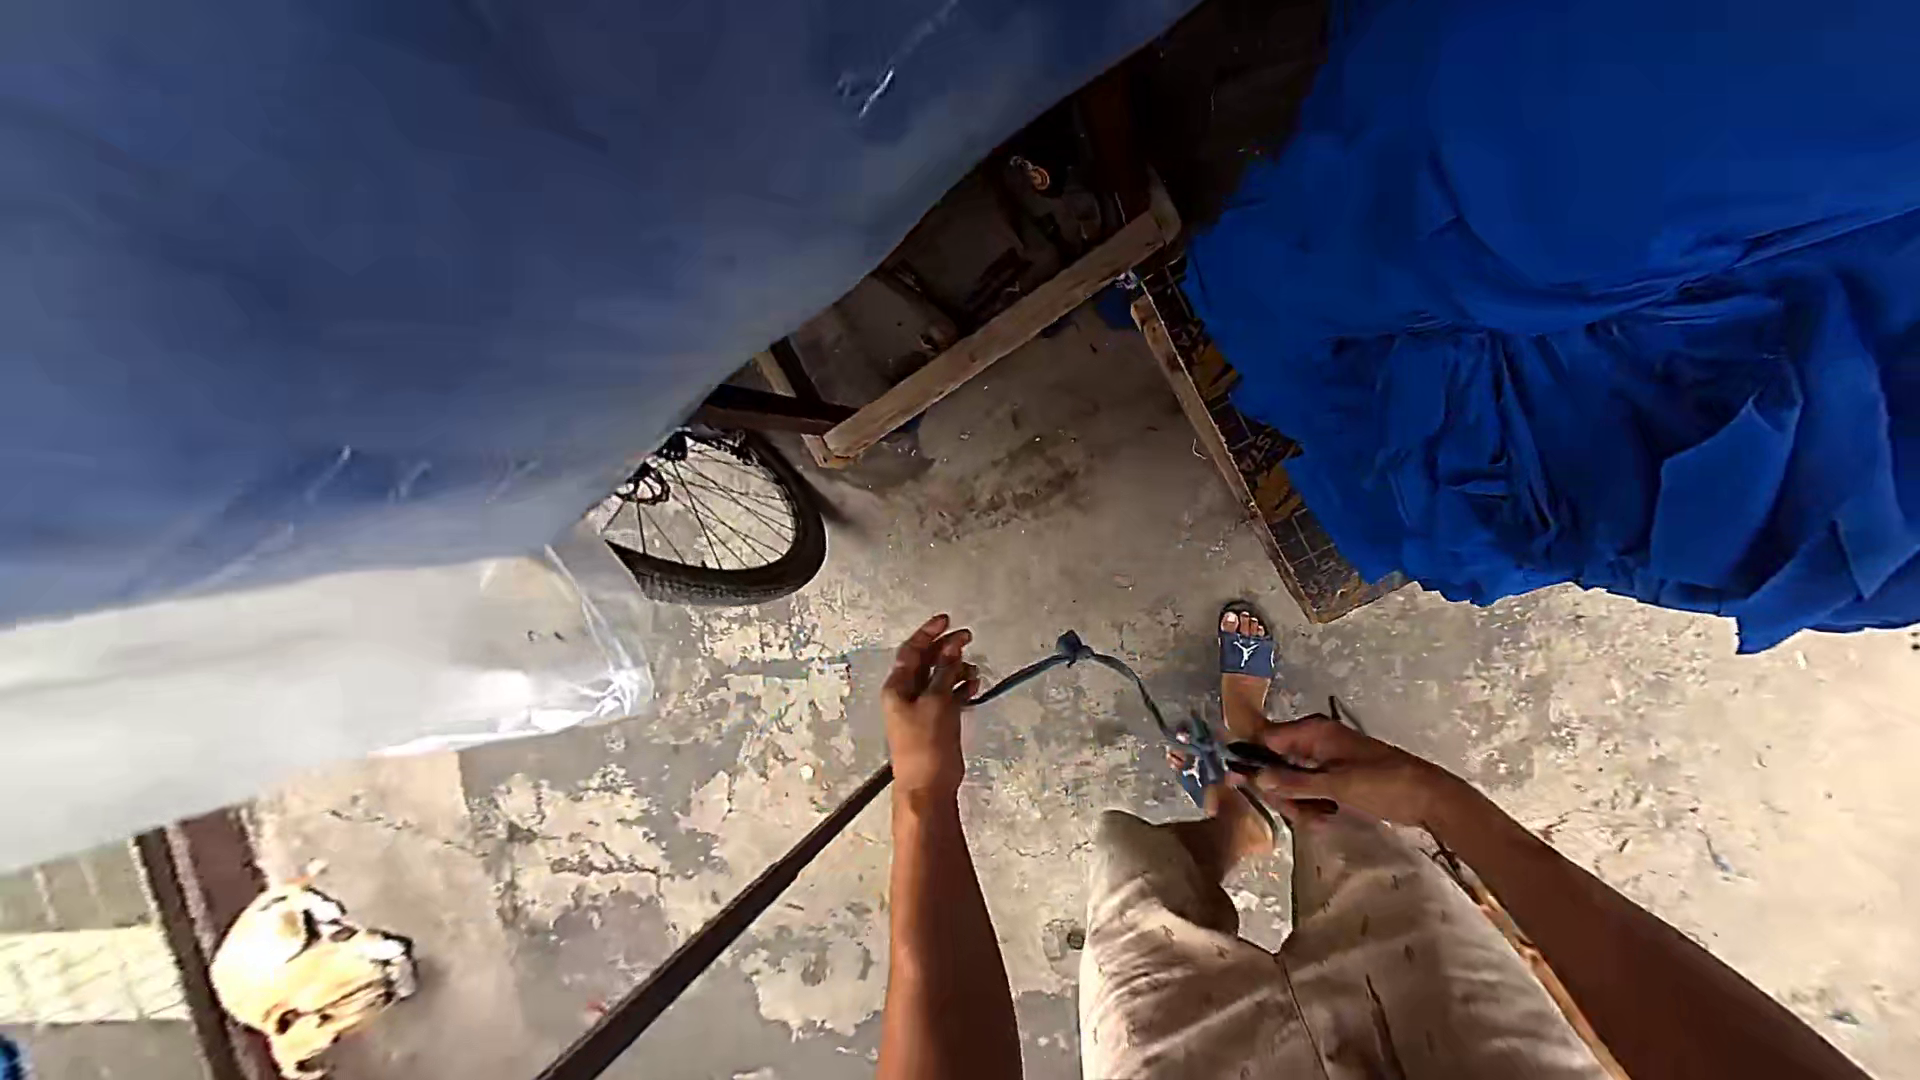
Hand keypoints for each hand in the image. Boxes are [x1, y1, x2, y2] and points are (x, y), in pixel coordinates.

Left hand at [882, 614, 979, 799]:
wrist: (929, 786)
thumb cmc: (926, 743)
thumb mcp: (936, 702)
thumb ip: (944, 672)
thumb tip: (952, 646)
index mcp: (898, 686)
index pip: (912, 650)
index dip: (928, 633)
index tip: (947, 620)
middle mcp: (907, 692)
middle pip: (927, 660)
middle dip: (947, 648)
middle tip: (968, 638)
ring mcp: (923, 706)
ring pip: (941, 676)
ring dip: (957, 669)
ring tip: (974, 672)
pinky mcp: (938, 719)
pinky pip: (950, 694)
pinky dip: (961, 687)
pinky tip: (974, 686)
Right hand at [1246, 715, 1468, 827]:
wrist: (1433, 798)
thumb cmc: (1383, 784)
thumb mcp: (1336, 785)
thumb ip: (1294, 782)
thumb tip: (1255, 778)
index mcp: (1312, 731)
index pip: (1266, 740)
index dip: (1252, 761)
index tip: (1240, 784)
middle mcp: (1314, 738)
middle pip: (1276, 760)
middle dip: (1279, 787)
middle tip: (1291, 813)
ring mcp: (1324, 755)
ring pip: (1291, 775)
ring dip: (1295, 799)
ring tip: (1311, 819)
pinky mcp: (1334, 772)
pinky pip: (1308, 783)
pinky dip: (1309, 800)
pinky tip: (1320, 817)